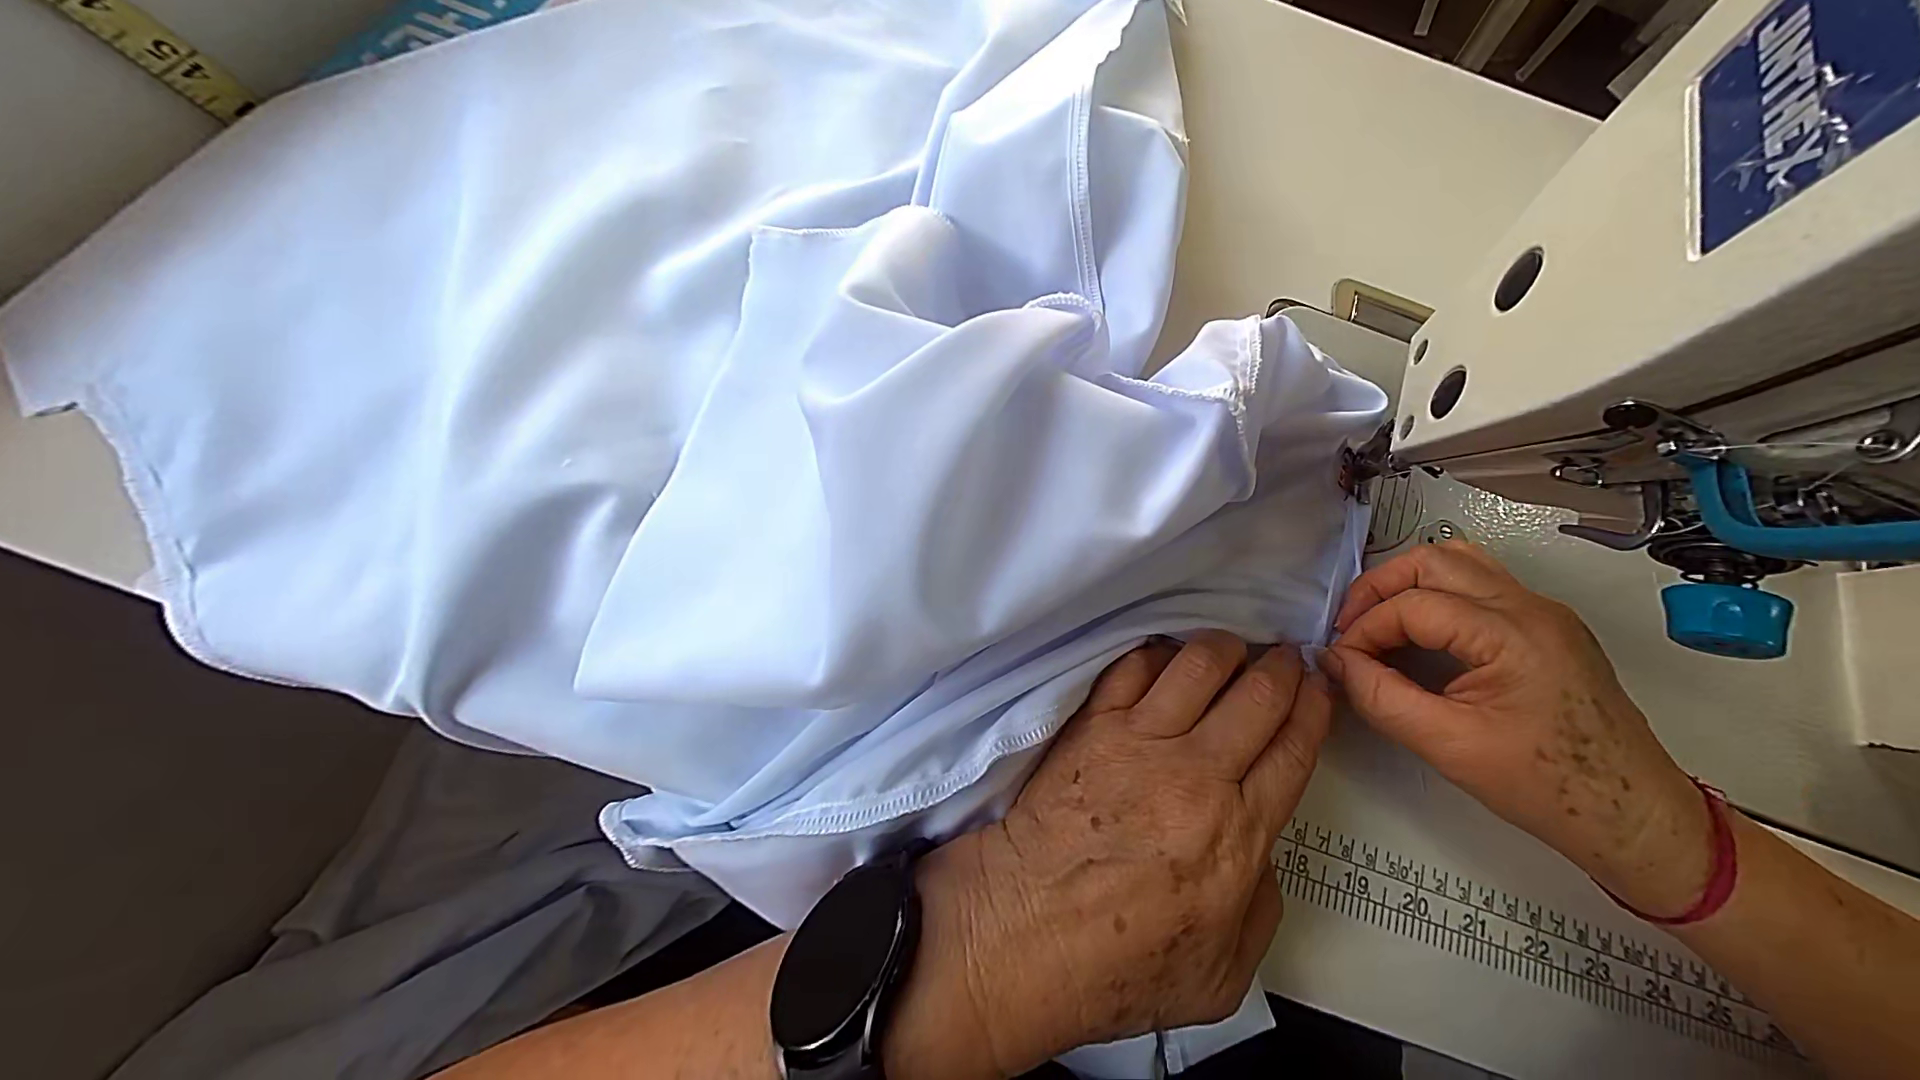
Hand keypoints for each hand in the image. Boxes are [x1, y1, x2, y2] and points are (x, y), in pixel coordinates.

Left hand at [915, 632, 1331, 1073]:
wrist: (1025, 932)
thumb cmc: (1118, 964)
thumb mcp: (1223, 972)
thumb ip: (1259, 900)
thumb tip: (1256, 843)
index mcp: (1239, 833)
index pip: (1292, 749)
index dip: (1312, 710)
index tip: (1318, 685)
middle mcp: (1196, 774)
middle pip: (1256, 697)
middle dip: (1279, 668)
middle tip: (1283, 656)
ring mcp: (1139, 742)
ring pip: (1197, 666)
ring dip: (1222, 648)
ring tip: (1228, 648)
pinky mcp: (1091, 727)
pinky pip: (1131, 668)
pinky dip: (1154, 655)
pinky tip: (1162, 656)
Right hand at [1317, 541, 1713, 916]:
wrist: (1634, 818)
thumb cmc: (1544, 786)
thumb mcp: (1445, 745)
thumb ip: (1378, 696)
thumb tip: (1334, 661)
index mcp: (1512, 634)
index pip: (1412, 605)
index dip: (1364, 629)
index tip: (1340, 662)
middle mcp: (1531, 607)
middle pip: (1433, 561)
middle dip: (1378, 588)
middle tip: (1349, 628)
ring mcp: (1543, 612)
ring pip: (1458, 562)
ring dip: (1407, 583)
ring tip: (1378, 620)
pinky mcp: (1545, 627)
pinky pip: (1479, 584)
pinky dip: (1435, 593)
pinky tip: (1417, 630)